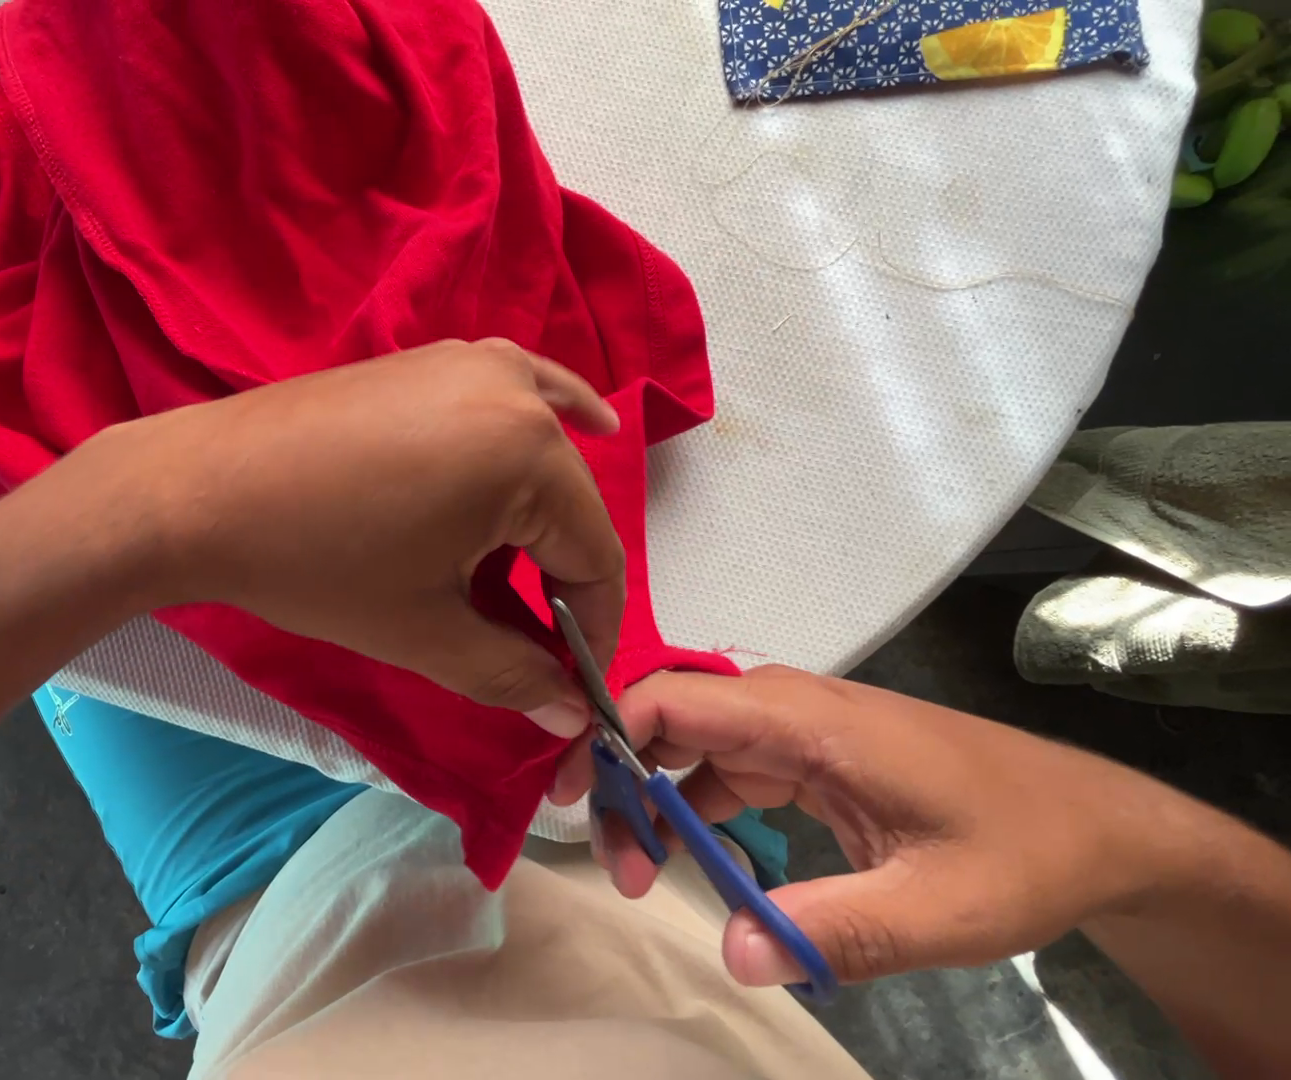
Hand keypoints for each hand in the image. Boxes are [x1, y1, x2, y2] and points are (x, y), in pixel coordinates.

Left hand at [58, 338, 624, 735]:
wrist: (198, 491)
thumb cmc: (314, 563)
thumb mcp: (424, 631)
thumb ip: (512, 673)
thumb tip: (570, 709)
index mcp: (528, 452)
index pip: (597, 557)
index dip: (592, 630)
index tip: (574, 681)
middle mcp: (513, 388)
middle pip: (569, 503)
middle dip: (556, 579)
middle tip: (528, 637)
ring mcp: (466, 360)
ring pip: (540, 451)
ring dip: (539, 517)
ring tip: (515, 572)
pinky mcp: (427, 358)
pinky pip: (509, 394)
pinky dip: (536, 426)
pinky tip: (574, 426)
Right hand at [551, 666, 1195, 986]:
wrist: (1098, 825)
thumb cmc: (1023, 846)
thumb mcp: (944, 904)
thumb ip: (839, 928)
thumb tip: (733, 955)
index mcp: (802, 717)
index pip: (671, 698)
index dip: (605, 734)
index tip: (569, 794)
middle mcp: (779, 708)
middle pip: (662, 723)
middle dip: (618, 783)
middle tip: (616, 864)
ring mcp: (786, 729)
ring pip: (682, 748)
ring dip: (648, 802)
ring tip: (640, 871)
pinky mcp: (795, 754)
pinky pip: (715, 770)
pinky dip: (686, 809)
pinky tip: (691, 857)